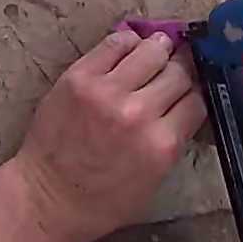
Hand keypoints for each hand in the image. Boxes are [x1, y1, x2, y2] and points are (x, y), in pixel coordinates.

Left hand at [10, 29, 206, 241]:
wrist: (46, 199)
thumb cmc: (103, 198)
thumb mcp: (154, 178)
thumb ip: (175, 136)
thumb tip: (189, 95)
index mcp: (161, 145)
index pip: (196, 99)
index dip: (194, 92)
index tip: (188, 90)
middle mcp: (138, 114)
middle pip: (178, 71)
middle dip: (180, 70)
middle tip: (173, 69)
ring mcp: (107, 92)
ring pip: (152, 50)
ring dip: (159, 49)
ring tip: (155, 52)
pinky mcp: (80, 77)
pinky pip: (116, 42)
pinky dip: (129, 42)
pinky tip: (129, 50)